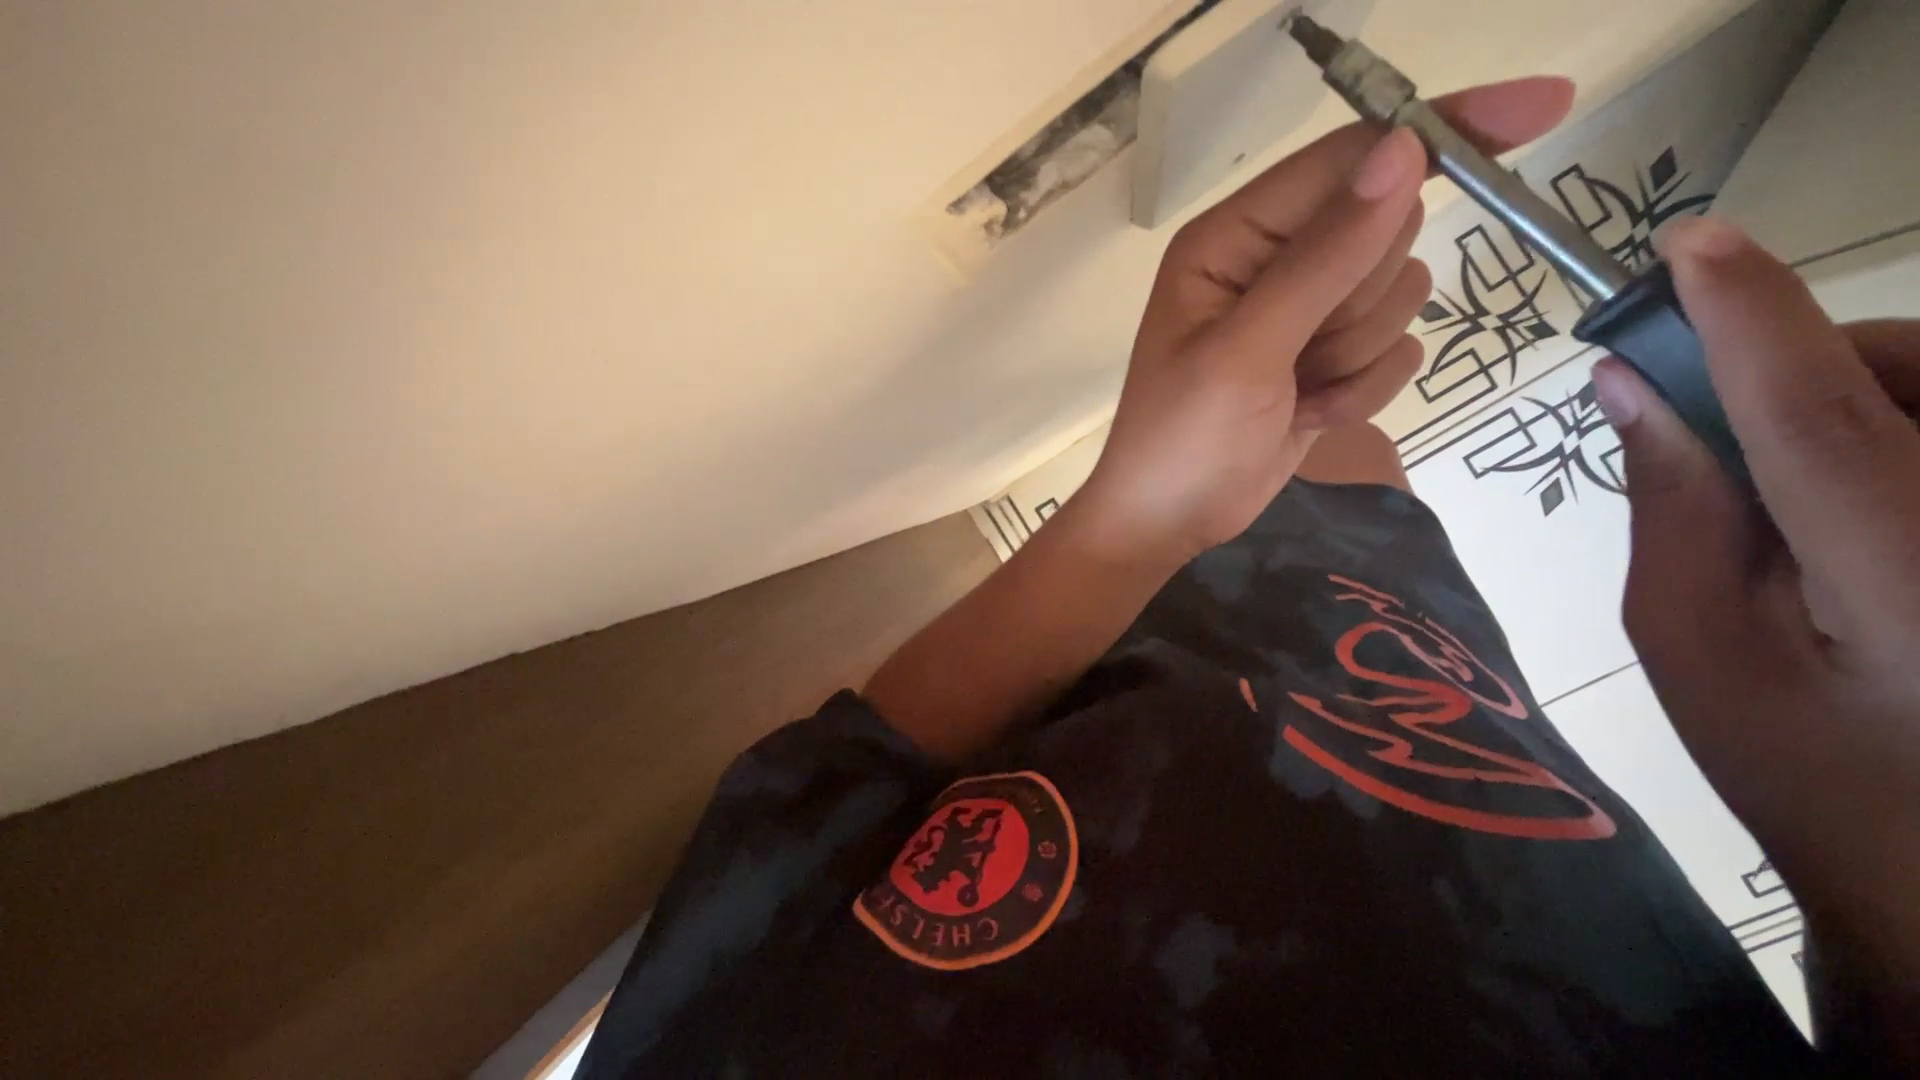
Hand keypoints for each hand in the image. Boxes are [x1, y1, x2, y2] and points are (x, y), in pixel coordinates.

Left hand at [1072, 78, 1576, 565]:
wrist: (1172, 520)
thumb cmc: (1184, 438)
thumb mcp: (1246, 350)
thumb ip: (1323, 257)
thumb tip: (1403, 150)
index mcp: (1234, 239)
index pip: (1348, 159)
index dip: (1440, 132)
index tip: (1542, 105)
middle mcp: (1272, 261)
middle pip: (1385, 228)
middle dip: (1358, 300)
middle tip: (1299, 349)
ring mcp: (1305, 311)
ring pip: (1398, 293)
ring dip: (1354, 355)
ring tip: (1292, 390)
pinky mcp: (1330, 358)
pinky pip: (1396, 348)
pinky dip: (1359, 391)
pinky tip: (1306, 414)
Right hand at [1595, 217, 1919, 1013]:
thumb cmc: (1797, 768)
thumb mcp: (1688, 642)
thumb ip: (1669, 506)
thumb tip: (1631, 391)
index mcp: (1900, 568)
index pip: (1814, 403)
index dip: (1746, 312)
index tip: (1689, 240)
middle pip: (1906, 373)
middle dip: (1803, 363)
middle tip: (1719, 429)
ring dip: (1858, 394)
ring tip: (1804, 491)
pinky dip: (1896, 428)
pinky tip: (1866, 505)